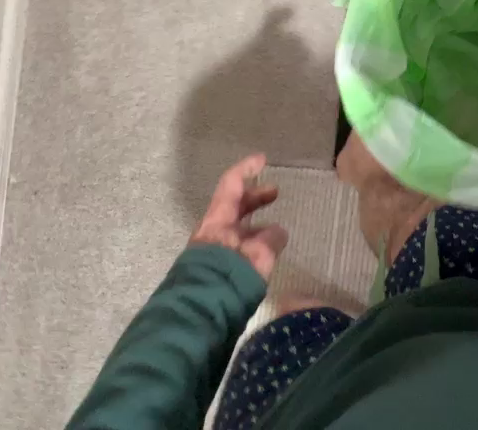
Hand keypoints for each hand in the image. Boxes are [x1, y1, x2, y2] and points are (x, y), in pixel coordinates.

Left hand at [190, 154, 288, 279]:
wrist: (199, 317)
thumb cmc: (229, 278)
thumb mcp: (257, 256)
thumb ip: (270, 241)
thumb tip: (278, 232)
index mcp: (218, 221)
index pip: (231, 184)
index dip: (247, 169)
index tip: (263, 160)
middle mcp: (212, 232)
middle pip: (233, 206)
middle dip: (255, 198)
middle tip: (275, 193)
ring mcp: (212, 252)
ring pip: (235, 229)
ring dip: (255, 224)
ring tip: (276, 230)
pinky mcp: (215, 271)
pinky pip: (235, 248)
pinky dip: (251, 243)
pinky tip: (265, 254)